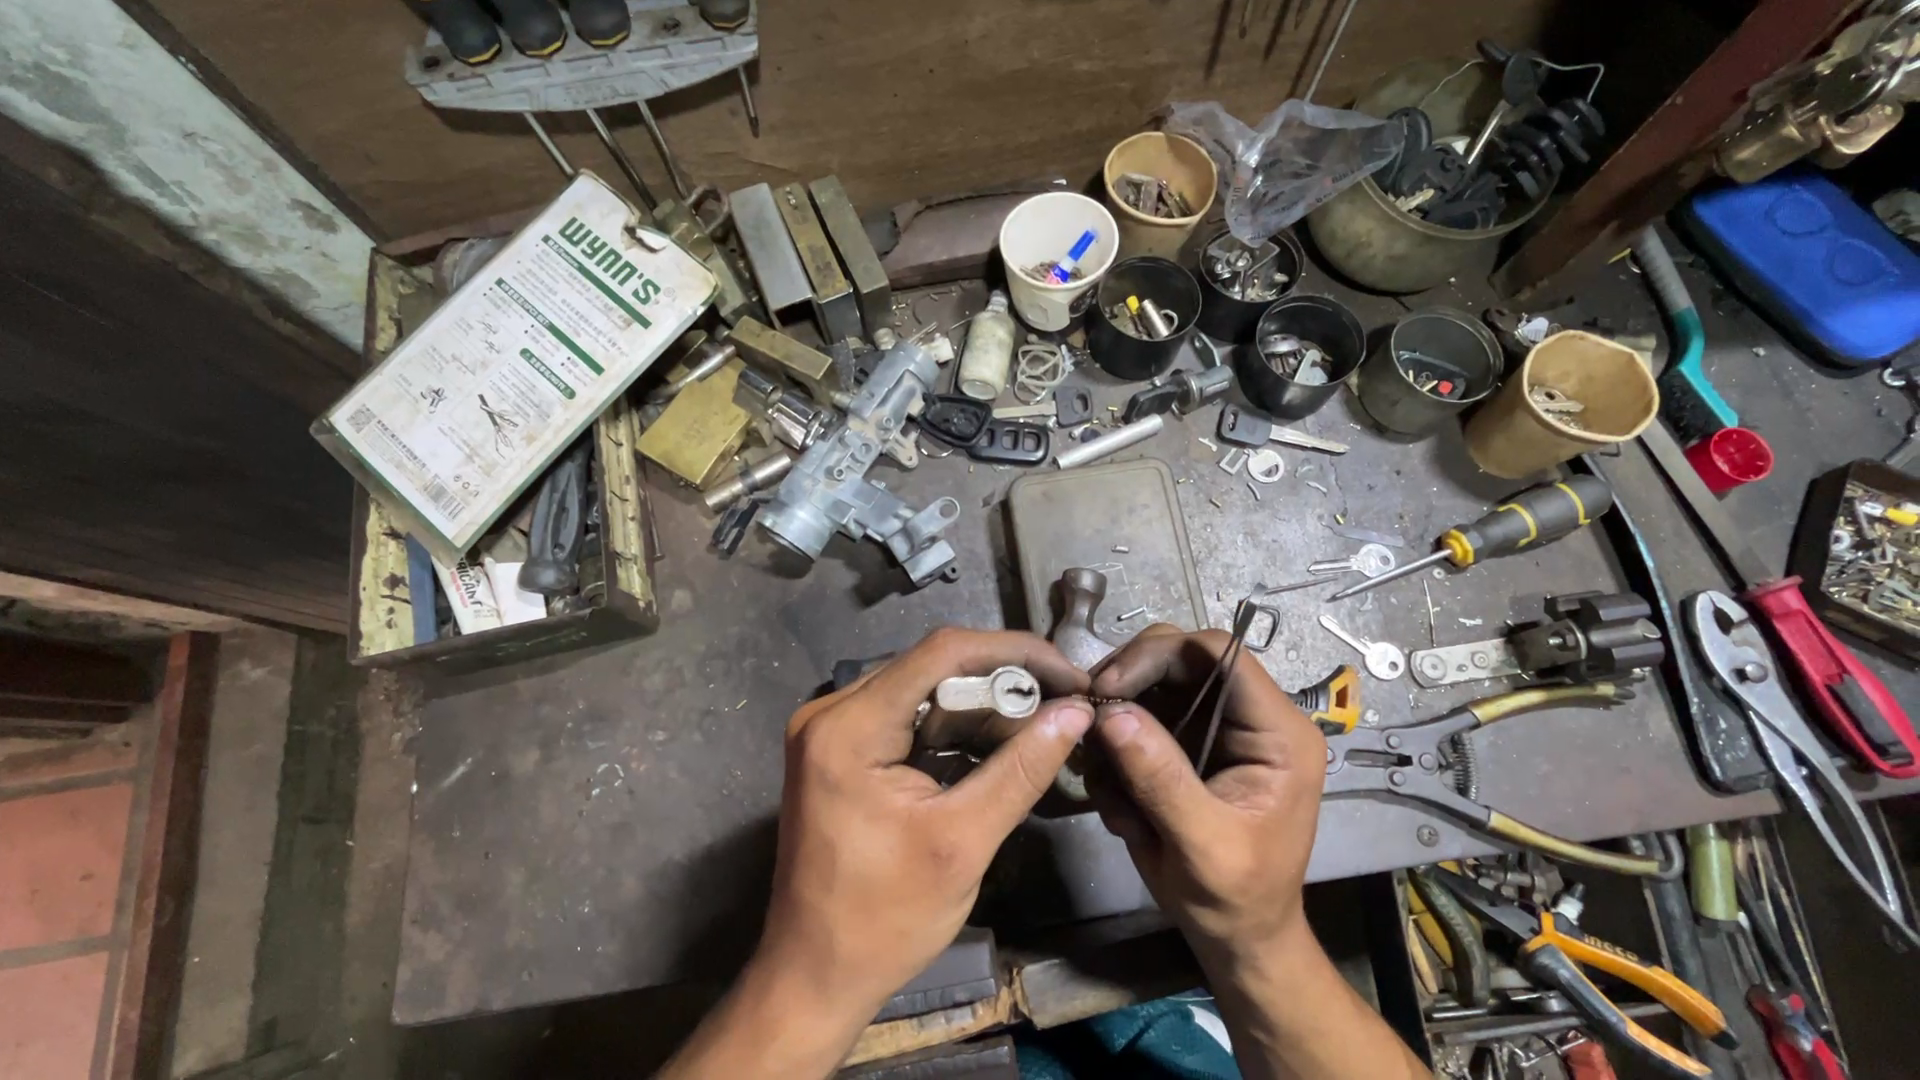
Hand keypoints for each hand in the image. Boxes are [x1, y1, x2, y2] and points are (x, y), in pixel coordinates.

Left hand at [758, 628, 1091, 1015]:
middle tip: (1061, 701)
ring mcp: (829, 728)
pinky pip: (905, 712)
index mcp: (848, 727)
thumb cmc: (884, 920)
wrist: (814, 973)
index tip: (1069, 675)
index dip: (1014, 653)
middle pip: (930, 664)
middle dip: (1002, 676)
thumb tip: (1076, 714)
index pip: (942, 653)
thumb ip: (1021, 770)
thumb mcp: (963, 842)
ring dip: (980, 699)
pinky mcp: (838, 748)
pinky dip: (951, 722)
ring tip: (1038, 718)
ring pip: (921, 684)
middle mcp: (830, 711)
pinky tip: (993, 739)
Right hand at [1086, 625, 1325, 966]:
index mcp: (1277, 732)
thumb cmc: (1236, 898)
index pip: (1221, 654)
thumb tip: (1111, 713)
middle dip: (1128, 682)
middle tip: (1088, 719)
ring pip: (1150, 684)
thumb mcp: (1202, 845)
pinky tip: (1118, 802)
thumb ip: (1160, 777)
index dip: (1159, 655)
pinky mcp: (1186, 743)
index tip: (1107, 688)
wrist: (1238, 936)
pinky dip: (1114, 751)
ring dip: (1115, 723)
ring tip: (1104, 780)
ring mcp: (1214, 726)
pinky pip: (1137, 719)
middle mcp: (1247, 716)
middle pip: (1179, 656)